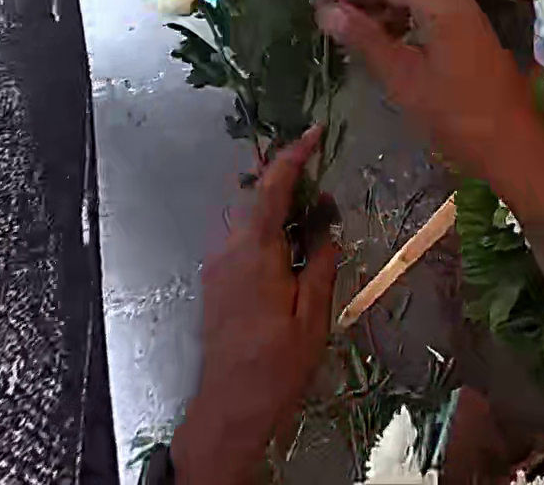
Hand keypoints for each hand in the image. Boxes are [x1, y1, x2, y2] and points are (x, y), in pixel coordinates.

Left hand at [170, 128, 338, 484]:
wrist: (227, 411)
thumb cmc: (276, 366)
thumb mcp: (312, 317)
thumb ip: (321, 264)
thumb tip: (327, 229)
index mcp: (256, 251)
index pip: (274, 188)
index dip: (294, 155)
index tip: (314, 132)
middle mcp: (230, 248)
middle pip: (262, 200)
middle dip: (293, 186)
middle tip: (324, 194)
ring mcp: (218, 263)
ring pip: (254, 222)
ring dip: (282, 216)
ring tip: (312, 232)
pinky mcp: (216, 279)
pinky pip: (245, 242)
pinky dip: (270, 237)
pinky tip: (290, 259)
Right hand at [316, 0, 543, 183]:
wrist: (514, 147)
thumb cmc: (455, 113)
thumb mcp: (402, 76)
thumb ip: (364, 39)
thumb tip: (326, 10)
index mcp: (441, 1)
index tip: (323, 4)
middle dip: (368, 1)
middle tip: (334, 22)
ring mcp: (467, 16)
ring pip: (416, 3)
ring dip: (385, 15)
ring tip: (355, 37)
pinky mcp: (471, 34)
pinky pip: (430, 18)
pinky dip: (405, 27)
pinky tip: (388, 47)